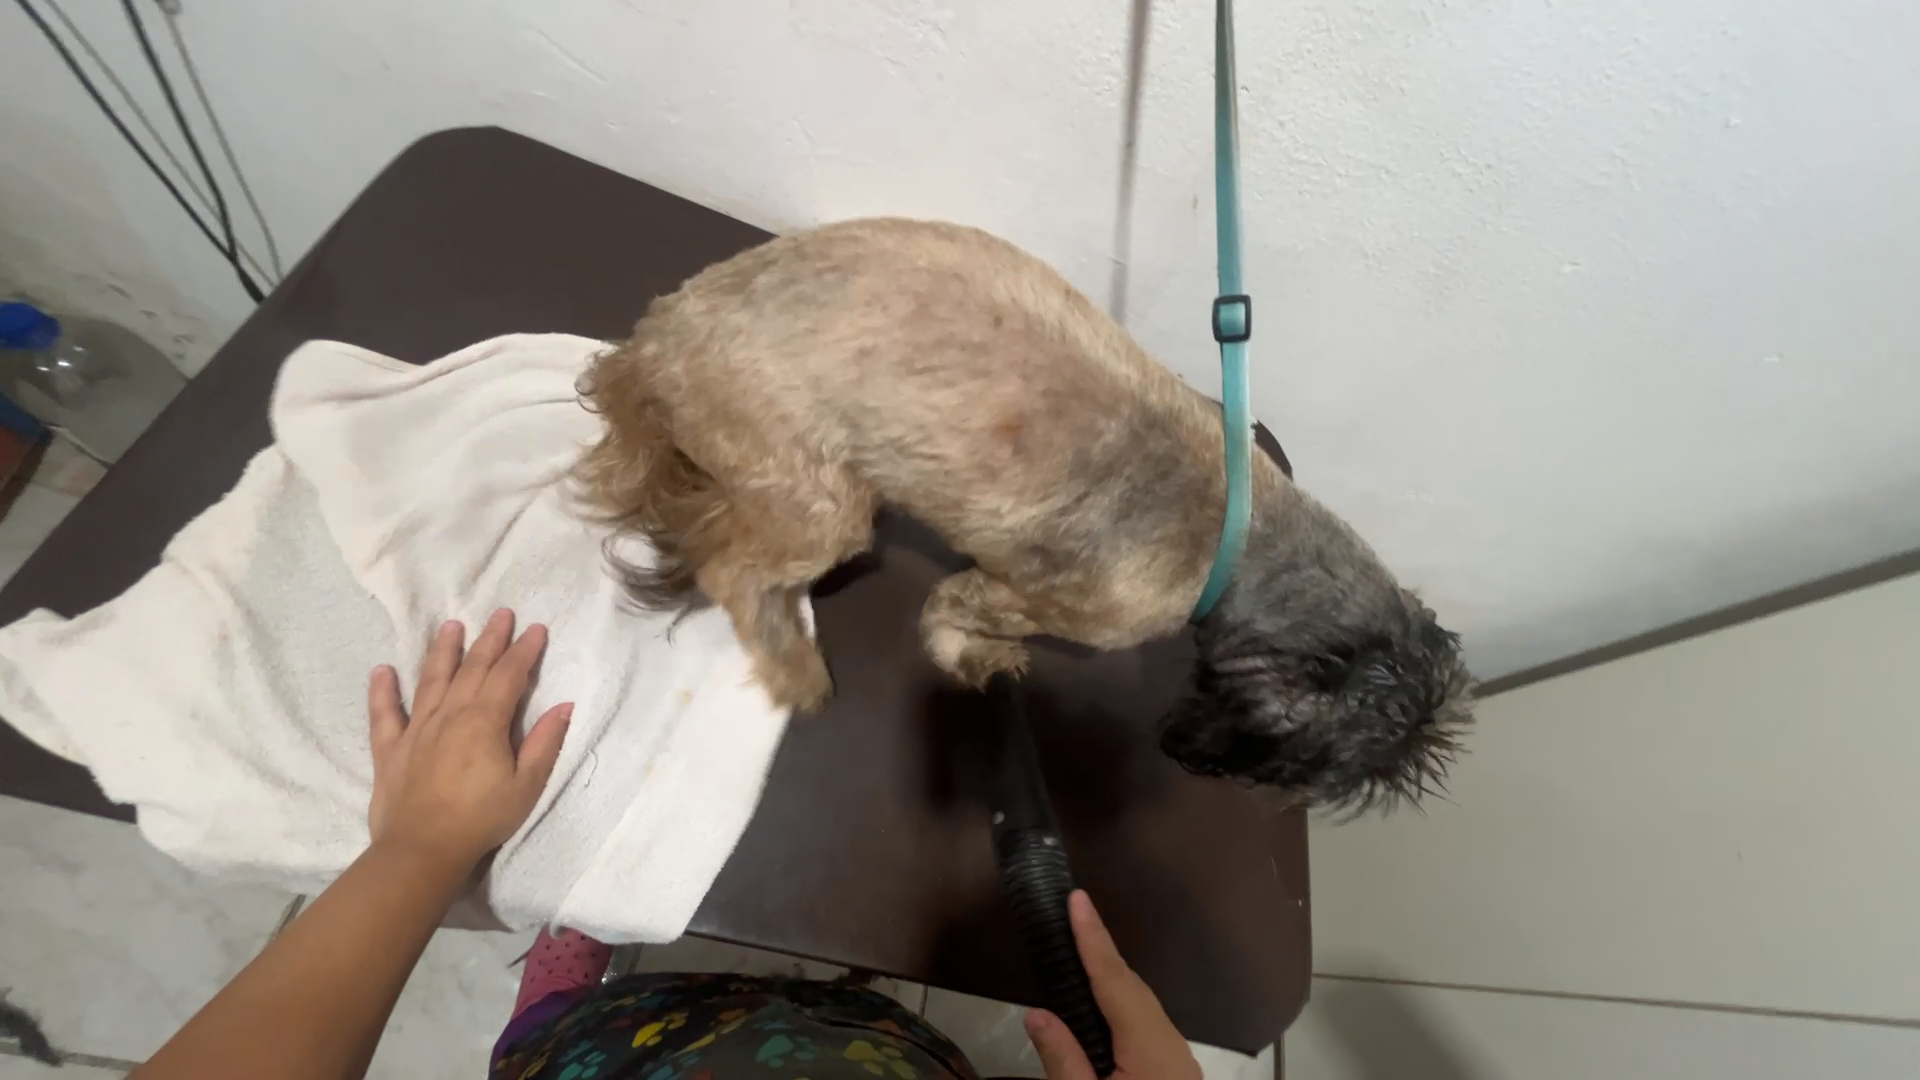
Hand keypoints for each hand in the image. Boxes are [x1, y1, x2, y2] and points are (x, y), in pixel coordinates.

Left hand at [366, 610, 571, 869]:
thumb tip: (564, 705)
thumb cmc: (482, 817)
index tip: (536, 629)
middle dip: (490, 640)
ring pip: (431, 681)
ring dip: (442, 652)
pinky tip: (382, 671)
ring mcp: (416, 731)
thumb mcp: (528, 783)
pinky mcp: (390, 750)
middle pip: (473, 669)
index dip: (525, 650)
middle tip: (501, 613)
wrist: (420, 852)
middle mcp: (450, 716)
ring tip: (451, 626)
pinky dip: (382, 692)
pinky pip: (384, 715)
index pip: (509, 676)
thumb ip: (544, 741)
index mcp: (485, 722)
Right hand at [1025, 891, 1201, 1079]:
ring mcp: (1178, 1059)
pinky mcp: (1175, 1072)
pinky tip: (1101, 1009)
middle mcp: (1172, 1044)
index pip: (1114, 979)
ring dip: (1109, 980)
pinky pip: (1145, 1025)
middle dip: (1099, 952)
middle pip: (1130, 987)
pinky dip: (1121, 1007)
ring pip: (1140, 1005)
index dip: (1093, 936)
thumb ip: (1064, 1061)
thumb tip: (1035, 1014)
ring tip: (1076, 956)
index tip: (1077, 896)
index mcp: (1151, 1048)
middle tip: (1067, 917)